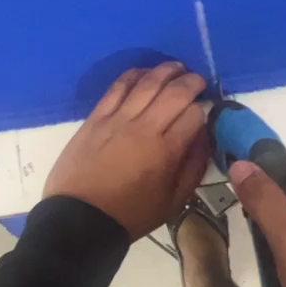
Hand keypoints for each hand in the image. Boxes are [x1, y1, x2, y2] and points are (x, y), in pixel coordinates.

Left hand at [44, 61, 209, 239]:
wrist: (79, 219)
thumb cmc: (130, 215)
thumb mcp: (172, 201)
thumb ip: (193, 167)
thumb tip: (205, 138)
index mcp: (166, 151)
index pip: (194, 116)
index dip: (204, 109)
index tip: (206, 110)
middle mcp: (144, 128)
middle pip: (174, 93)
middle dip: (192, 82)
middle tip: (199, 81)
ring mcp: (118, 119)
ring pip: (147, 83)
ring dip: (166, 71)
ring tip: (177, 67)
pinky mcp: (97, 117)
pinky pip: (117, 87)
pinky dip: (134, 75)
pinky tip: (144, 73)